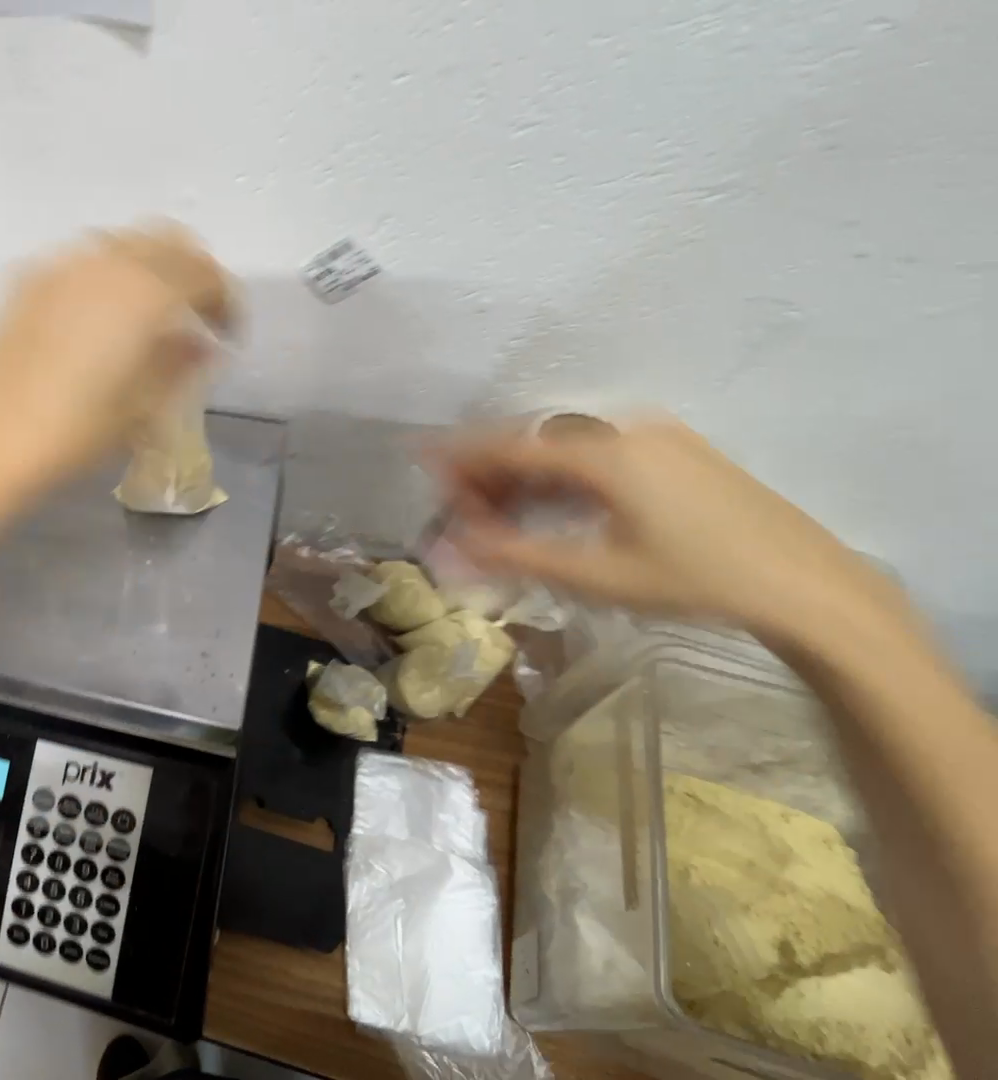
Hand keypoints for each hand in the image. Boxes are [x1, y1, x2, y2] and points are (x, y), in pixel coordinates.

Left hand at [0, 222, 234, 502]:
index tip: (227, 333)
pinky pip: (77, 262)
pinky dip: (100, 277)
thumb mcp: (144, 407)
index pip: (206, 274)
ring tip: (144, 312)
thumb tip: (200, 343)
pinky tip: (93, 317)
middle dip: (189, 271)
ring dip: (144, 268)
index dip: (225, 302)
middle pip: (166, 241)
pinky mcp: (26, 280)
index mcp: (147, 291)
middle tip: (193, 313)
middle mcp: (106, 262)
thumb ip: (181, 363)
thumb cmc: (77, 432)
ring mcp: (60, 265)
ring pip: (119, 245)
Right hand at [431, 415, 899, 639]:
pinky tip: (551, 512)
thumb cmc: (695, 582)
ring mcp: (660, 439)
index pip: (510, 446)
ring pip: (567, 451)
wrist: (809, 587)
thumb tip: (444, 548)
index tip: (417, 461)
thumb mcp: (593, 575)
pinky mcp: (679, 454)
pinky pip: (598, 456)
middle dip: (488, 474)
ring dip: (524, 480)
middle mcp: (629, 431)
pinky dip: (562, 480)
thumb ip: (510, 555)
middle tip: (459, 512)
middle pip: (536, 444)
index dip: (457, 456)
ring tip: (497, 519)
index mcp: (606, 454)